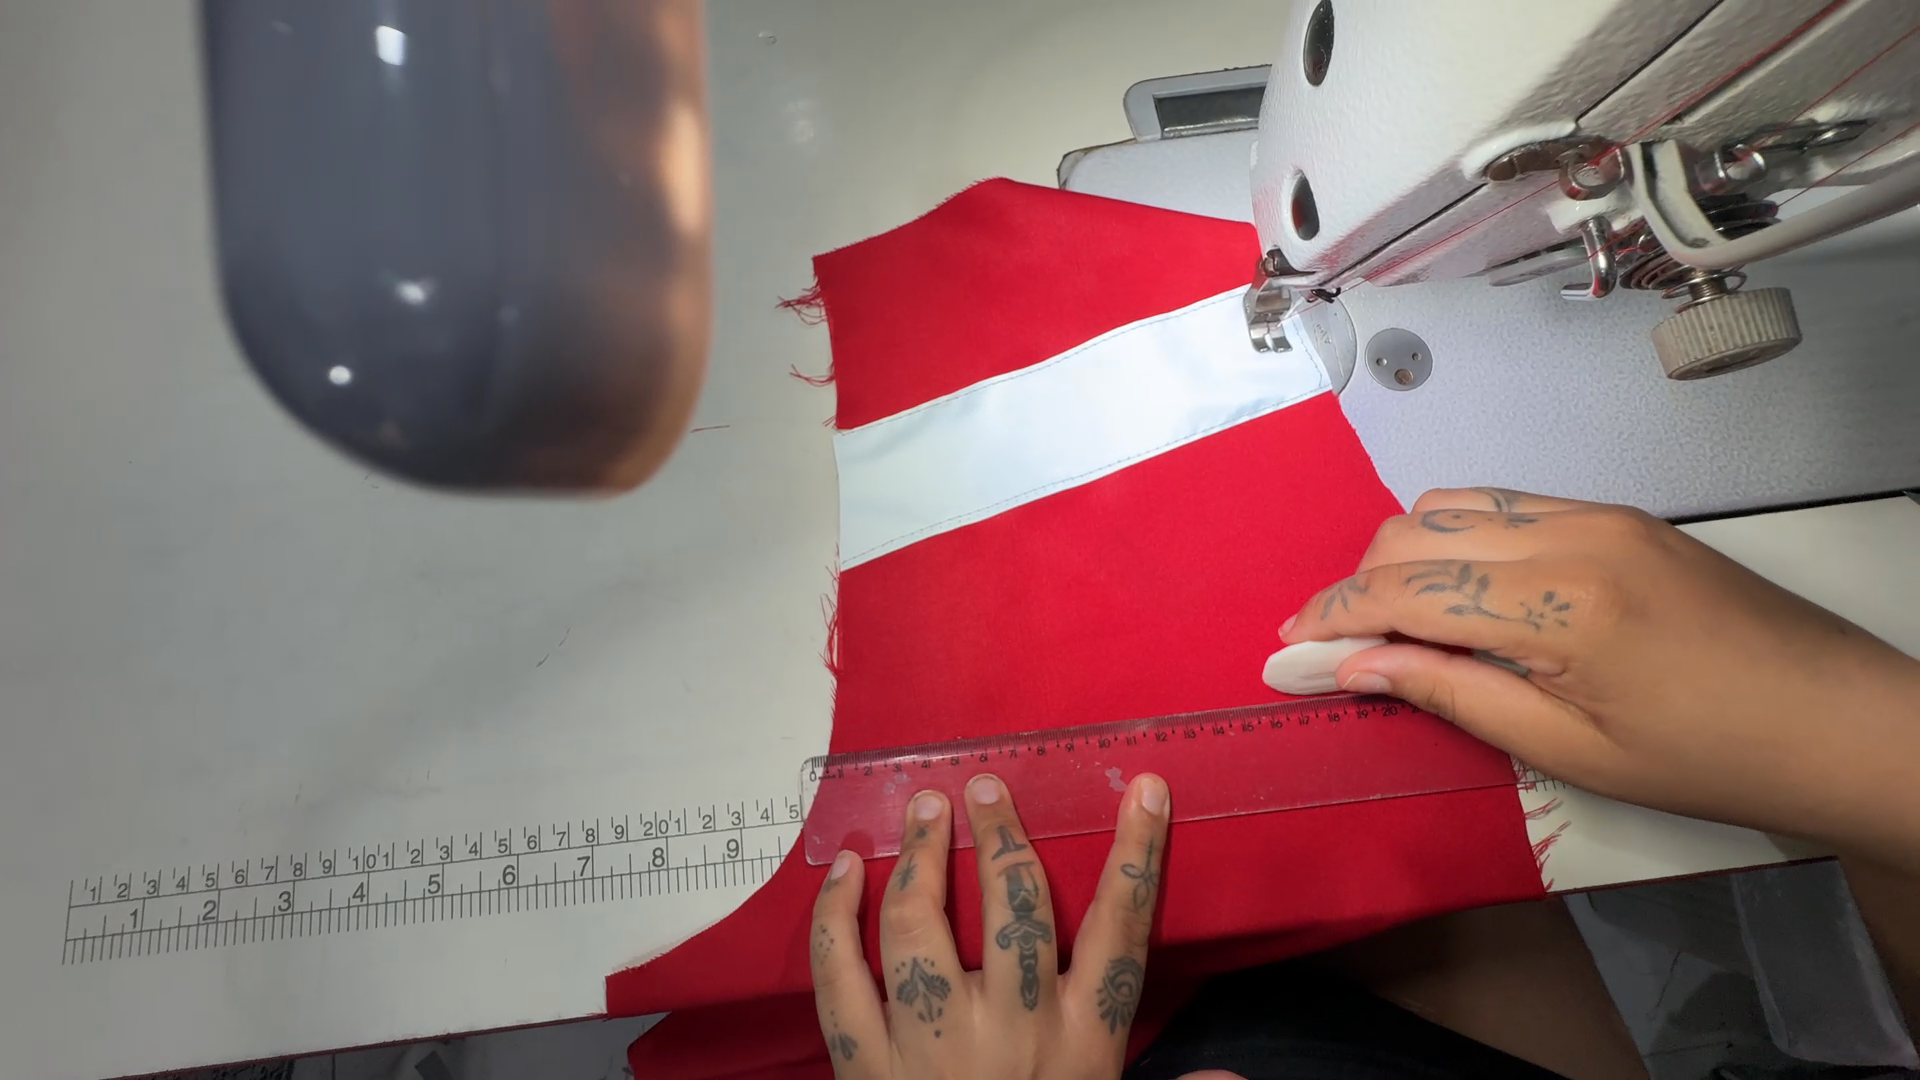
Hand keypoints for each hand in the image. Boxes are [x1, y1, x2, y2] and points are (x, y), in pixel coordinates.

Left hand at [810, 773, 1169, 1078]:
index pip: (1123, 931)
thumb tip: (1236, 1075)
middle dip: (1002, 838)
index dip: (1139, 853)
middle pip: (1015, 908)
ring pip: (920, 927)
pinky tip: (845, 868)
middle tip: (984, 787)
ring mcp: (929, 1047)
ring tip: (926, 807)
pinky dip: (834, 916)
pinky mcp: (863, 1066)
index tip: (1145, 789)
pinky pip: (839, 976)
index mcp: (1082, 1047)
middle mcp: (1011, 1033)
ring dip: (921, 858)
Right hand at [1281, 487, 1919, 865]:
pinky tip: (1451, 581)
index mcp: (1561, 605)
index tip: (1289, 643)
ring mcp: (1590, 514)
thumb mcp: (1565, 749)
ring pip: (1441, 505)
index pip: (1404, 591)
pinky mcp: (1607, 511)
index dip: (1333, 615)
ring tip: (1393, 612)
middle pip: (1409, 535)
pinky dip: (1444, 536)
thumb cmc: (1708, 758)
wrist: (1857, 726)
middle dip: (1354, 585)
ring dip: (1395, 555)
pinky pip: (1490, 502)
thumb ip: (1446, 693)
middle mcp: (1567, 536)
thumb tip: (1351, 667)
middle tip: (1339, 641)